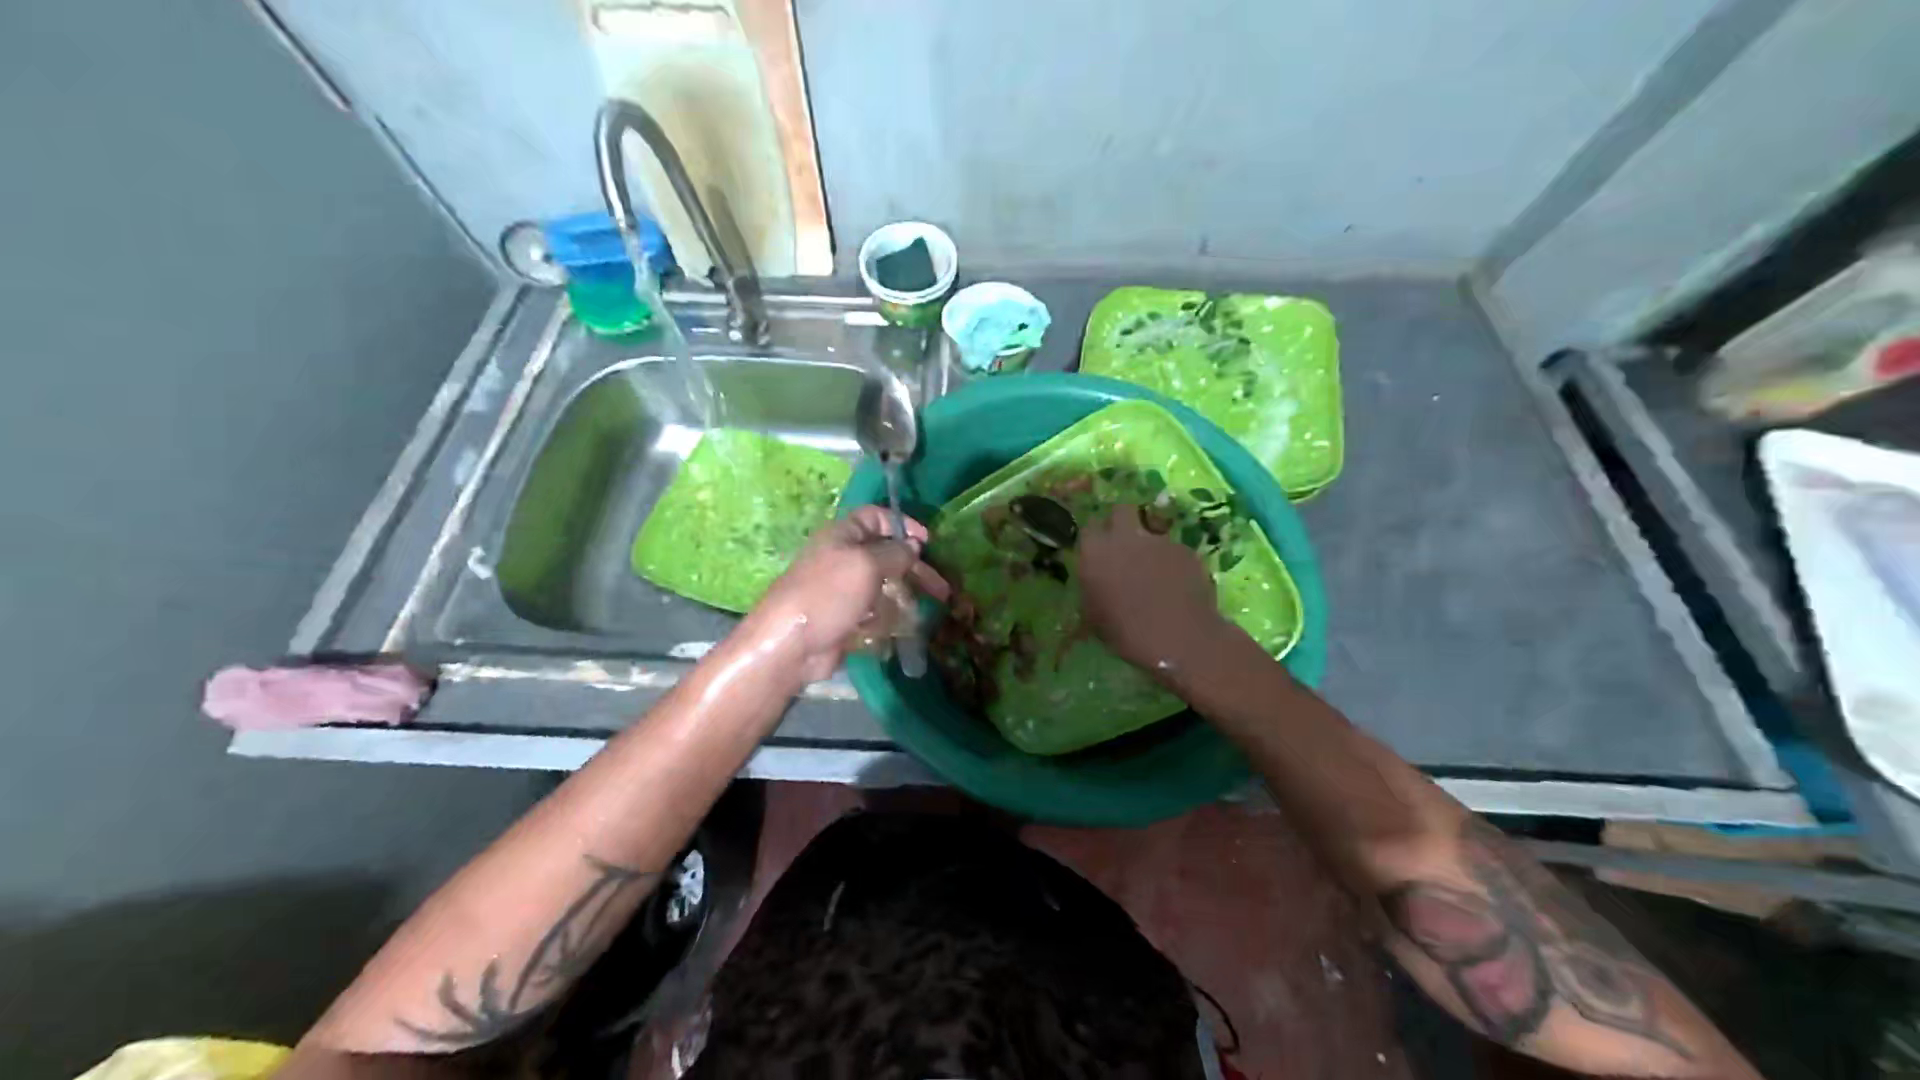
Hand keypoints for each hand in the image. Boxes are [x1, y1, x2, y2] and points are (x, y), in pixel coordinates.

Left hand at [740, 506, 949, 684]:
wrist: (790, 645)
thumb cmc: (828, 594)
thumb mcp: (866, 564)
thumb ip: (895, 552)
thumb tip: (914, 547)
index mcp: (843, 535)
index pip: (876, 517)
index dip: (903, 524)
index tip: (928, 542)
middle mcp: (843, 558)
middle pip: (886, 555)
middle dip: (915, 569)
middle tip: (942, 588)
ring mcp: (844, 591)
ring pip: (884, 587)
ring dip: (906, 596)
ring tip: (931, 609)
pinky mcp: (846, 619)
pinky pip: (875, 613)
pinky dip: (890, 618)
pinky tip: (905, 628)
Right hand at [1078, 504, 1231, 680]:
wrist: (1180, 638)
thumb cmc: (1127, 633)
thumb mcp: (1094, 616)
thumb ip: (1092, 590)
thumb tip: (1097, 583)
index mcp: (1095, 553)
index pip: (1088, 528)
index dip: (1094, 537)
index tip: (1097, 550)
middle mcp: (1125, 538)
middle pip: (1121, 510)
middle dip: (1121, 520)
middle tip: (1124, 543)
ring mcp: (1159, 540)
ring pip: (1151, 530)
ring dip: (1149, 545)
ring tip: (1155, 572)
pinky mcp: (1186, 550)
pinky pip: (1174, 550)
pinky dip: (1173, 562)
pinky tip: (1177, 584)